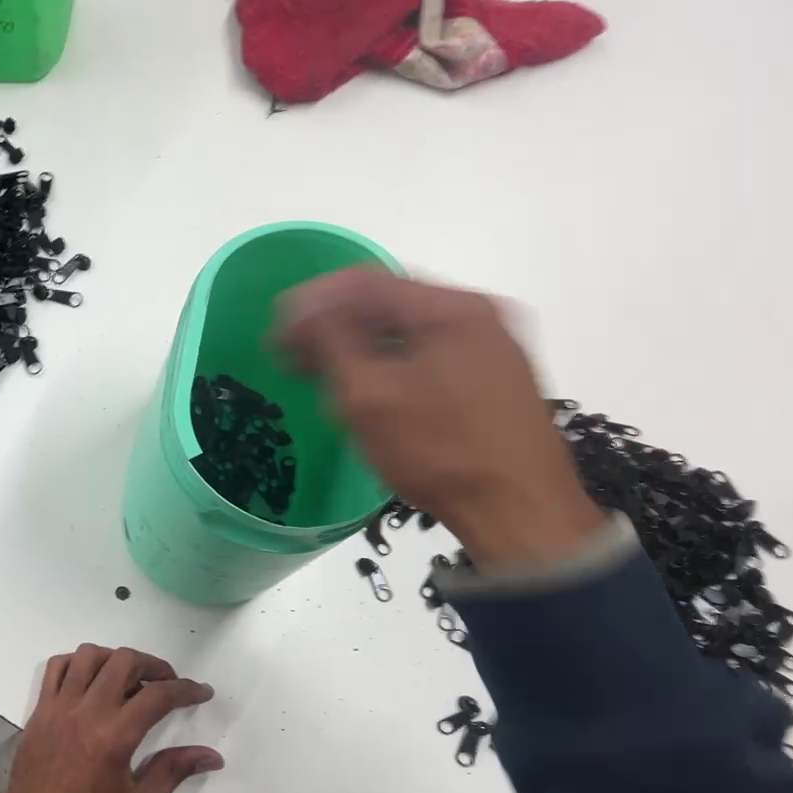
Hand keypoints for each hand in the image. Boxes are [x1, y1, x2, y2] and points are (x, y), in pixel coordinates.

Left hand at [5, 644, 222, 792]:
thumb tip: (210, 755)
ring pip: (87, 655)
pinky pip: (56, 667)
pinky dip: (76, 663)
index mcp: (114, 737)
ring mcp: (58, 706)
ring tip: (129, 679)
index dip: (186, 689)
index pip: (157, 696)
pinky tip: (91, 680)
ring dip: (114, 659)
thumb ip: (173, 773)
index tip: (202, 692)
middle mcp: (85, 711)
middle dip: (153, 665)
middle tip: (167, 683)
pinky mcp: (39, 709)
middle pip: (123, 661)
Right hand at [275, 268, 606, 567]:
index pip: (363, 282)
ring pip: (404, 329)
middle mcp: (477, 315)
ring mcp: (490, 345)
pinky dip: (385, 361)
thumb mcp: (368, 395)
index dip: (309, 303)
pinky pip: (425, 351)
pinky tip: (361, 388)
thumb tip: (302, 307)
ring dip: (354, 344)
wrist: (519, 511)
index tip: (274, 337)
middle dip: (329, 325)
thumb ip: (330, 340)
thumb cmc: (437, 452)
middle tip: (287, 359)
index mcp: (451, 309)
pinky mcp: (492, 376)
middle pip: (385, 301)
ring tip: (316, 375)